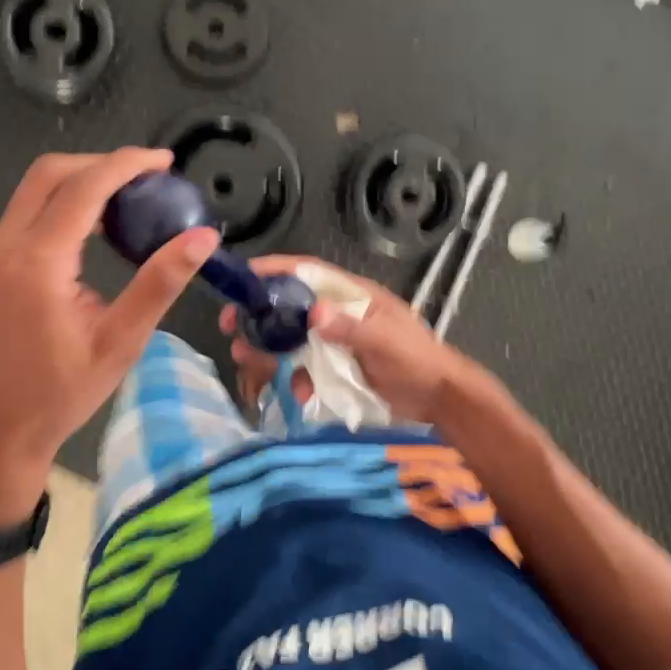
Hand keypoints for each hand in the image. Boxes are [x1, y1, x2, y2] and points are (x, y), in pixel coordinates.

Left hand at [0, 148, 218, 525]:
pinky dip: (58, 208)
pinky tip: (90, 234)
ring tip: (126, 203)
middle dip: (99, 164)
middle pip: (49, 174)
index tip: (164, 162)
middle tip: (146, 178)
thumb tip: (202, 237)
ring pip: (31, 193)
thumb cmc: (60, 394)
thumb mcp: (120, 342)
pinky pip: (22, 218)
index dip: (126, 164)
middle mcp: (4, 247)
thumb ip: (160, 283)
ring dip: (77, 184)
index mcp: (38, 262)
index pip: (84, 187)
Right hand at [221, 256, 474, 423]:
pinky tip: (300, 395)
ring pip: (293, 340)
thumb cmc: (417, 360)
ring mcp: (337, 342)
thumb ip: (350, 328)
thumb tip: (313, 313)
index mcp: (353, 296)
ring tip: (246, 361)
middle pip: (291, 307)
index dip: (277, 270)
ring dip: (269, 350)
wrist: (439, 399)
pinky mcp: (338, 368)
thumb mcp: (385, 342)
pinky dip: (298, 380)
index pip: (309, 273)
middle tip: (231, 327)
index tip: (245, 275)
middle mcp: (340, 314)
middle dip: (260, 316)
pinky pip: (307, 369)